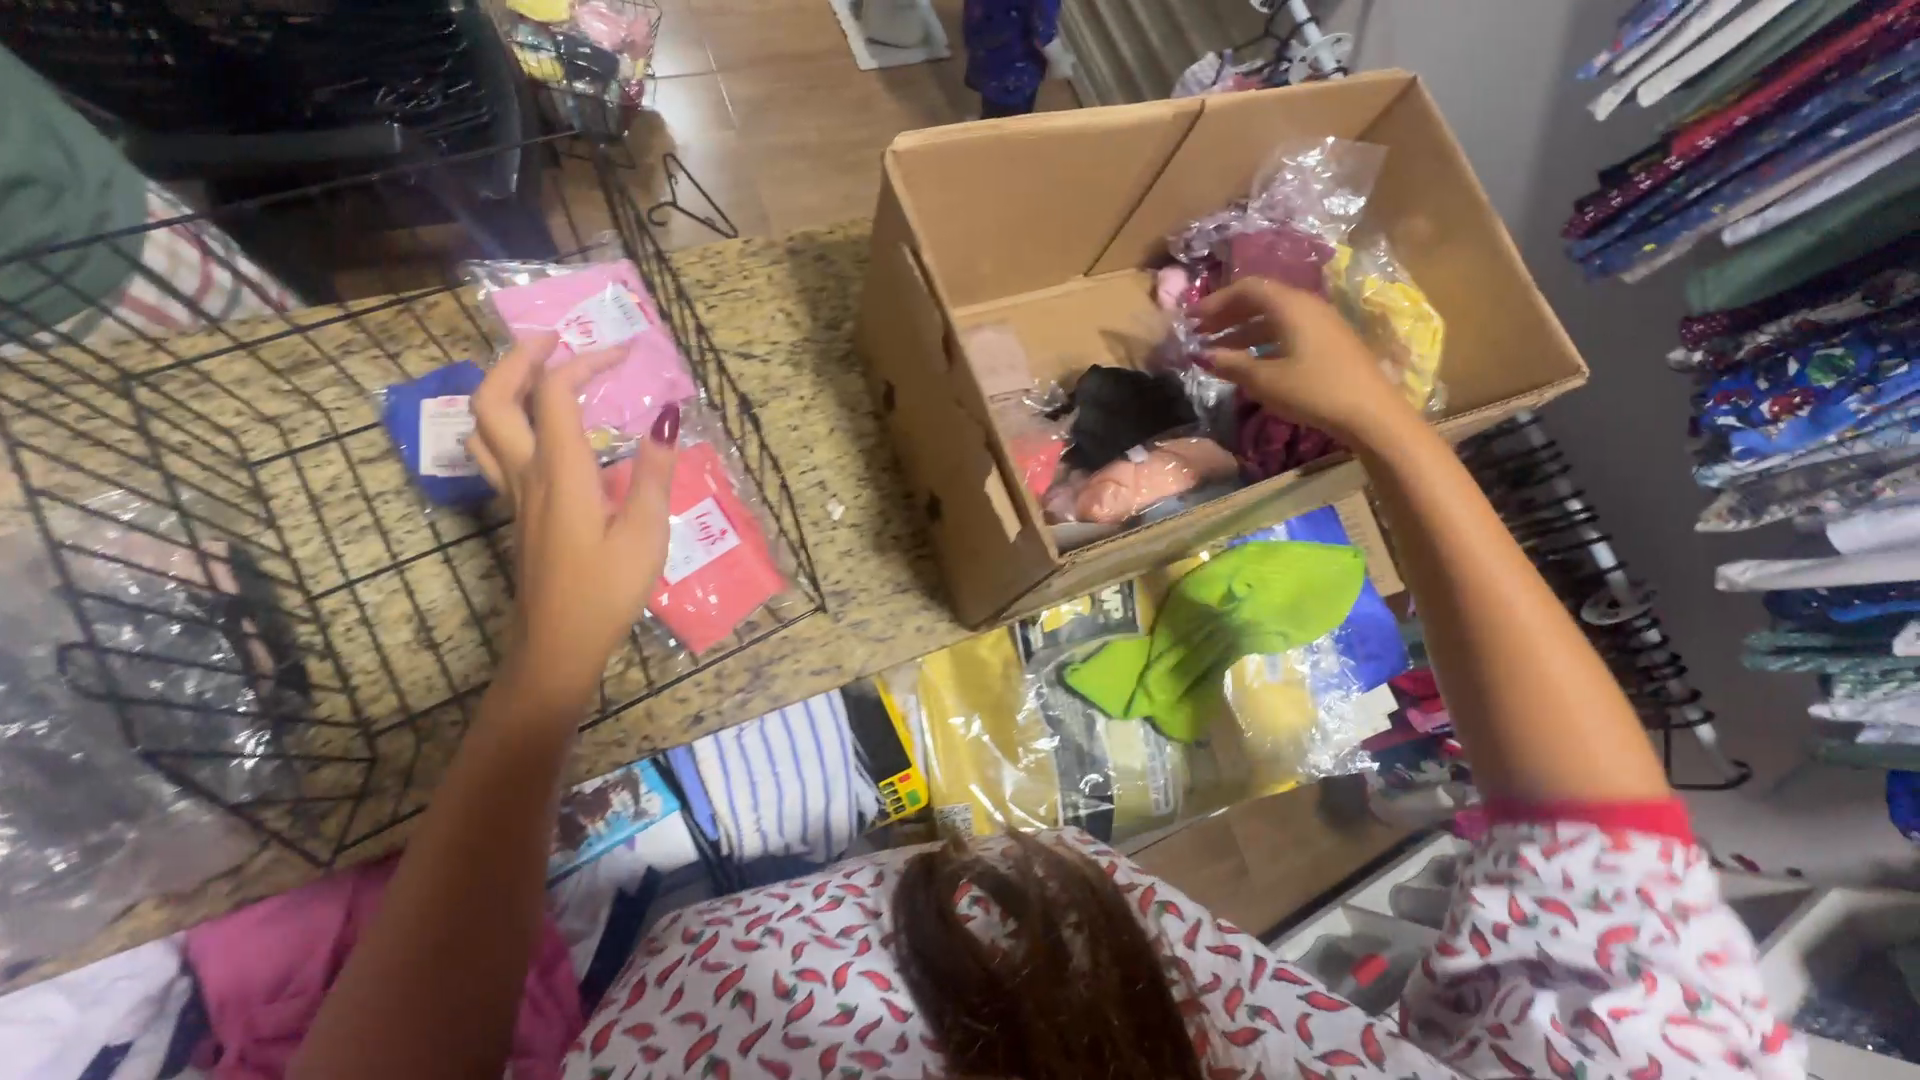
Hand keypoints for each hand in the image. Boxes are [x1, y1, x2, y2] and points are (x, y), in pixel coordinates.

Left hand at [468, 332, 679, 706]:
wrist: (558, 643)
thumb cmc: (607, 591)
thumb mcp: (646, 534)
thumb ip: (656, 473)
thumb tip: (667, 417)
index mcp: (562, 473)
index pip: (557, 393)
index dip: (586, 361)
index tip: (625, 353)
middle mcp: (527, 473)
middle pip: (495, 397)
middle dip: (520, 358)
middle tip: (556, 340)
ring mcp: (515, 493)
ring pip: (482, 423)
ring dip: (502, 385)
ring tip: (537, 372)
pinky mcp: (516, 510)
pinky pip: (492, 449)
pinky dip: (505, 419)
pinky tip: (534, 428)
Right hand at [1194, 278, 1415, 443]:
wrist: (1371, 413)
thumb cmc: (1313, 390)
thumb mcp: (1264, 380)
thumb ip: (1230, 364)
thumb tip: (1201, 355)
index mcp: (1290, 305)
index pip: (1246, 288)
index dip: (1215, 302)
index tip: (1192, 320)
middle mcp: (1306, 305)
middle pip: (1260, 300)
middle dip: (1226, 315)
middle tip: (1200, 334)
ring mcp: (1321, 323)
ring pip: (1273, 317)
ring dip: (1242, 330)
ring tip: (1218, 351)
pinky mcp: (1328, 342)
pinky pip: (1287, 331)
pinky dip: (1262, 341)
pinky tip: (1250, 361)